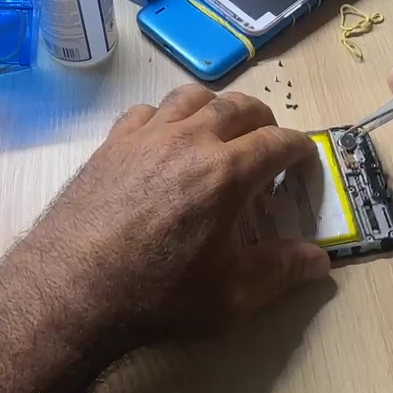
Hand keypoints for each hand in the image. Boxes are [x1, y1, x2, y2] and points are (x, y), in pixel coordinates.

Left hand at [5, 85, 331, 349]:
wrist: (71, 291)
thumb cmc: (157, 297)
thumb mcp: (231, 296)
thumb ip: (282, 271)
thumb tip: (322, 261)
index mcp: (228, 172)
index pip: (278, 141)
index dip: (299, 149)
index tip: (304, 160)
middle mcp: (191, 139)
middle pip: (240, 106)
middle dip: (264, 120)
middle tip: (268, 143)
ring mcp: (148, 134)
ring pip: (193, 96)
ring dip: (216, 107)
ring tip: (220, 130)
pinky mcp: (114, 141)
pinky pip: (149, 110)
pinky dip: (168, 117)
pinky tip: (165, 141)